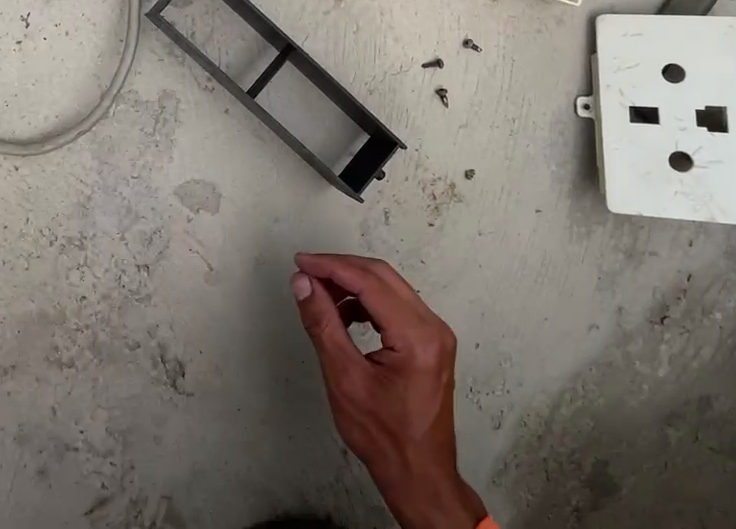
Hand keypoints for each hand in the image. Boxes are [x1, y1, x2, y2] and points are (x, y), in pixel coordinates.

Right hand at [290, 253, 487, 528]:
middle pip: (382, 276)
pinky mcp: (430, 342)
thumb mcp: (343, 377)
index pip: (369, 282)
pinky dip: (367, 300)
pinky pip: (396, 305)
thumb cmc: (381, 434)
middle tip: (305, 271)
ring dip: (353, 283)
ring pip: (389, 287)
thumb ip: (323, 324)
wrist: (418, 474)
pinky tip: (343, 313)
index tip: (299, 262)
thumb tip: (303, 282)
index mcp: (417, 336)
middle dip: (340, 268)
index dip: (330, 266)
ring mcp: (435, 334)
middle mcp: (433, 327)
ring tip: (319, 293)